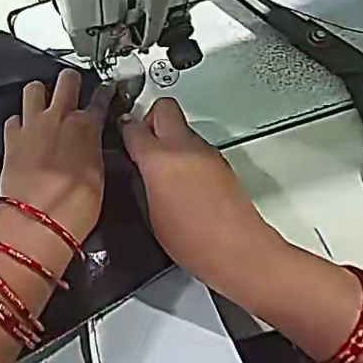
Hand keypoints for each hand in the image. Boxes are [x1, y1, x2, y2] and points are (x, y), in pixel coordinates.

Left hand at [0, 69, 111, 243]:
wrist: (37, 220)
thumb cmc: (72, 207)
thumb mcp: (99, 179)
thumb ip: (95, 155)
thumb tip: (94, 152)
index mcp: (87, 127)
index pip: (100, 99)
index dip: (105, 94)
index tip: (105, 92)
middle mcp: (59, 118)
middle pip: (67, 80)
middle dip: (72, 80)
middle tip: (73, 87)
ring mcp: (33, 125)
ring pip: (34, 88)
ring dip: (40, 94)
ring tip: (44, 103)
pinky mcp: (11, 138)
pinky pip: (13, 118)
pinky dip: (19, 122)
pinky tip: (24, 131)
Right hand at [121, 97, 282, 300]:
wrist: (240, 253)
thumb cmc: (198, 242)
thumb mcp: (150, 214)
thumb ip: (141, 182)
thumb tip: (138, 171)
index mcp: (159, 159)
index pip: (132, 127)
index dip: (123, 130)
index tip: (121, 137)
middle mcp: (185, 148)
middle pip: (163, 108)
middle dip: (149, 119)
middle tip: (142, 139)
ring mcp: (207, 153)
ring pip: (182, 128)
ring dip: (170, 140)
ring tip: (163, 170)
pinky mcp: (222, 164)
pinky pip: (197, 147)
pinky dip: (186, 156)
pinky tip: (182, 182)